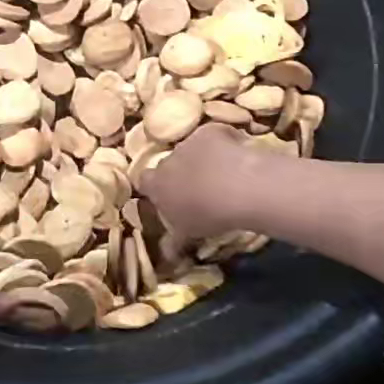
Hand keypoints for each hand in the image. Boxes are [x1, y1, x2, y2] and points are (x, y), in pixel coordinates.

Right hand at [140, 124, 260, 242]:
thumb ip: (173, 241)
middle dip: (181, 172)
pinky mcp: (212, 130)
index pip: (144, 181)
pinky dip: (224, 145)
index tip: (168, 195)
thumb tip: (167, 254)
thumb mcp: (188, 234)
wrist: (238, 187)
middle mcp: (167, 160)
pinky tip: (239, 159)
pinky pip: (215, 137)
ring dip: (203, 159)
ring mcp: (189, 142)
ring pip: (192, 149)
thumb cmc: (207, 215)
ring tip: (225, 175)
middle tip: (200, 188)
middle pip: (169, 164)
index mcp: (156, 184)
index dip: (155, 187)